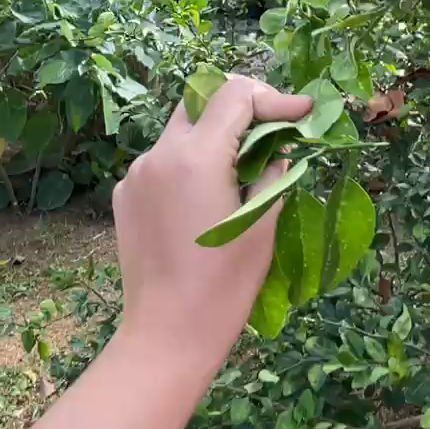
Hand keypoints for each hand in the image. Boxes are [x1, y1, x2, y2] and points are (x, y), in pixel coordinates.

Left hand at [111, 75, 311, 369]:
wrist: (167, 334)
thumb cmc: (225, 284)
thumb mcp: (263, 222)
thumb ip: (274, 169)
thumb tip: (279, 143)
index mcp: (196, 156)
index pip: (234, 94)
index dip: (274, 97)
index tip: (303, 112)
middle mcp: (159, 153)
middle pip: (201, 100)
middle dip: (240, 106)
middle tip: (273, 127)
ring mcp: (136, 173)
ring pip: (181, 130)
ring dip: (214, 136)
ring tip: (242, 169)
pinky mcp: (126, 194)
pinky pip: (163, 161)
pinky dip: (189, 163)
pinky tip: (205, 198)